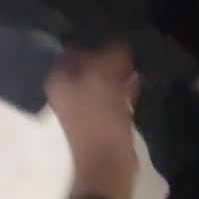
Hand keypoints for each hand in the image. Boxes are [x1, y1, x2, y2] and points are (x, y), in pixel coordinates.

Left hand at [46, 45, 139, 198]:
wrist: (108, 164)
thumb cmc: (99, 120)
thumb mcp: (103, 80)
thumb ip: (111, 57)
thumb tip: (121, 44)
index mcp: (59, 81)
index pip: (75, 50)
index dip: (95, 41)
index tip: (116, 34)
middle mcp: (67, 92)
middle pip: (90, 66)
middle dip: (109, 57)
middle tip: (130, 47)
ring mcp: (85, 107)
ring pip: (103, 81)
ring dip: (119, 73)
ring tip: (137, 63)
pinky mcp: (103, 120)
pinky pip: (113, 97)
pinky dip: (124, 90)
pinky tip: (138, 83)